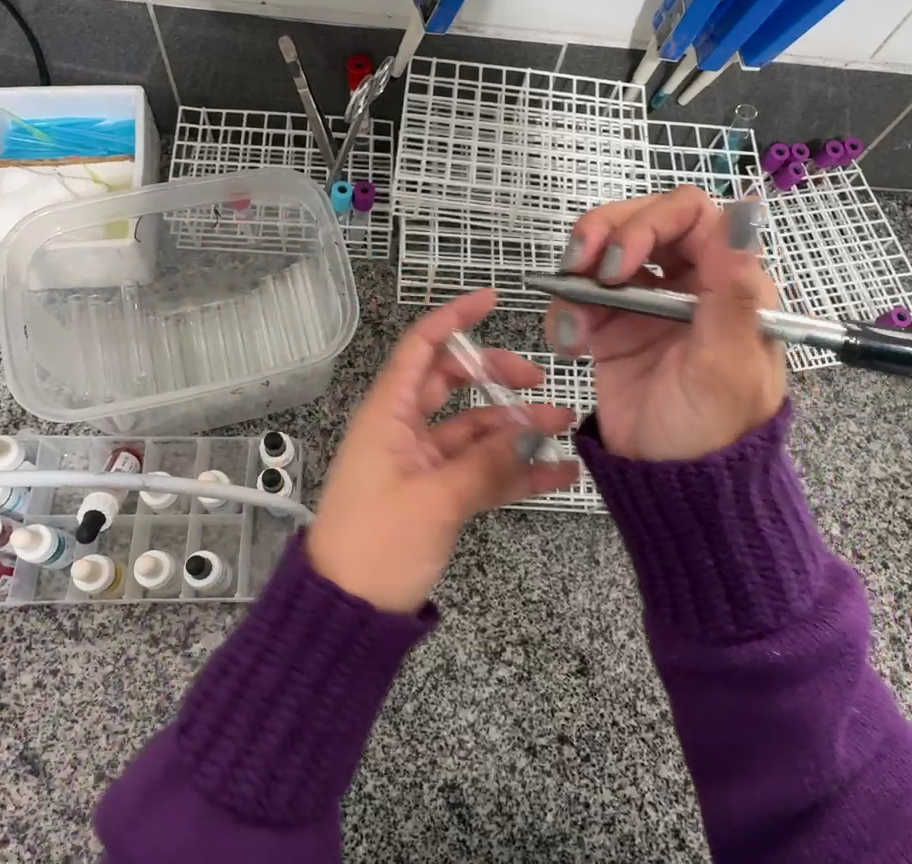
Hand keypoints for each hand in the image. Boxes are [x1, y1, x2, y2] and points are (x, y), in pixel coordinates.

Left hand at [307, 290, 581, 612]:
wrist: (346, 612)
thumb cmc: (375, 545)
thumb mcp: (434, 500)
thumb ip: (488, 462)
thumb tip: (533, 429)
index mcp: (387, 416)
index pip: (420, 349)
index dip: (453, 320)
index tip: (491, 299)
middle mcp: (403, 432)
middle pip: (452, 385)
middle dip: (495, 377)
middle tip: (538, 380)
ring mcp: (422, 465)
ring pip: (474, 431)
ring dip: (516, 427)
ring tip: (565, 424)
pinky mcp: (437, 497)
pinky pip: (481, 472)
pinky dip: (515, 471)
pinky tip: (558, 472)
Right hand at [548, 187, 786, 460]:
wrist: (671, 483)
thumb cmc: (713, 430)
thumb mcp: (726, 367)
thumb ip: (730, 294)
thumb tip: (745, 217)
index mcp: (728, 282)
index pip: (693, 216)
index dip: (651, 221)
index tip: (620, 261)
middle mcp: (687, 283)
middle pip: (643, 221)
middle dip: (605, 233)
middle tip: (580, 265)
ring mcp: (646, 305)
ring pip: (606, 252)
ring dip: (578, 270)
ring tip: (569, 309)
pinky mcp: (612, 329)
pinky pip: (580, 298)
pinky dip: (565, 311)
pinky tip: (568, 344)